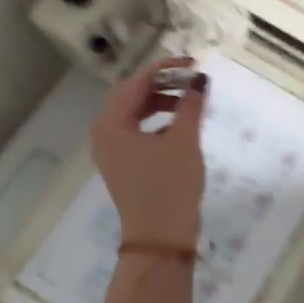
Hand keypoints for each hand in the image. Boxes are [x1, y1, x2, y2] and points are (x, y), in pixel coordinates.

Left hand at [91, 57, 207, 247]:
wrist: (160, 239)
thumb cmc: (169, 186)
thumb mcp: (184, 141)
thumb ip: (191, 105)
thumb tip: (199, 79)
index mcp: (111, 124)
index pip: (136, 82)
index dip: (165, 68)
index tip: (194, 63)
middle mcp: (104, 134)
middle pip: (131, 96)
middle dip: (161, 84)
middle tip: (191, 79)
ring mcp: (112, 152)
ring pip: (134, 114)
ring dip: (160, 103)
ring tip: (189, 102)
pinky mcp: (124, 166)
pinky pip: (138, 132)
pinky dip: (157, 123)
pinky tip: (180, 126)